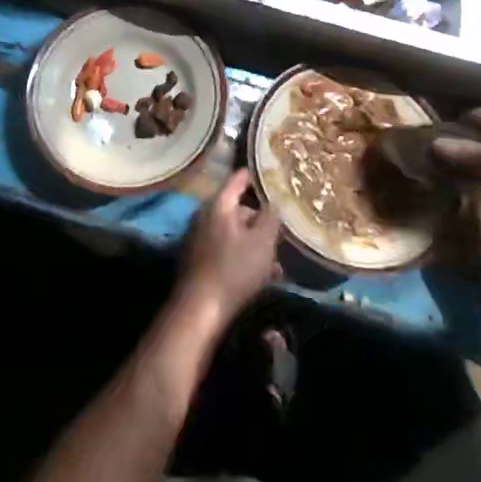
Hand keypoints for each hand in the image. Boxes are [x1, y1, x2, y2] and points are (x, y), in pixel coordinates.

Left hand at [176, 169, 280, 321]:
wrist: (201, 308)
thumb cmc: (234, 269)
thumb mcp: (262, 242)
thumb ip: (270, 218)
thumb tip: (274, 202)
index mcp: (218, 205)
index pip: (237, 180)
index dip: (253, 176)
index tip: (268, 173)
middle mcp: (205, 216)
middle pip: (236, 209)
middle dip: (260, 219)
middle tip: (281, 228)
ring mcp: (200, 238)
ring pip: (234, 232)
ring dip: (255, 242)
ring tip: (277, 258)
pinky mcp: (200, 259)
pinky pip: (227, 249)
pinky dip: (244, 255)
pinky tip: (265, 274)